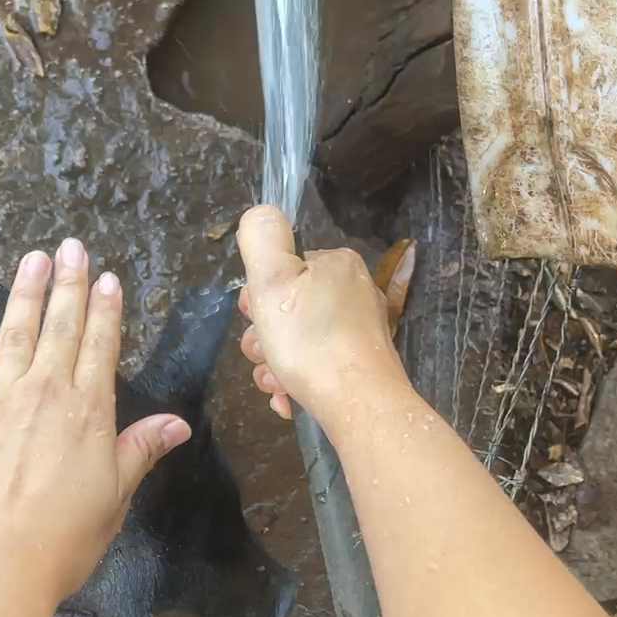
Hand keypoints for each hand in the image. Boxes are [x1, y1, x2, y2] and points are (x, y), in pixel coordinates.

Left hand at [0, 239, 192, 605]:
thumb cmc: (62, 539)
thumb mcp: (114, 497)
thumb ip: (141, 450)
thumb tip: (178, 422)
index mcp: (86, 411)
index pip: (100, 346)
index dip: (105, 310)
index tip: (108, 277)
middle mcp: (44, 393)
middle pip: (60, 328)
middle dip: (69, 285)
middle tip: (71, 246)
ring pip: (14, 335)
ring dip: (24, 295)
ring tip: (31, 259)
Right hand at [235, 206, 408, 432]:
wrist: (359, 404)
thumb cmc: (309, 339)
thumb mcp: (272, 278)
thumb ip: (262, 239)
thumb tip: (262, 212)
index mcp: (336, 264)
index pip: (282, 270)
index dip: (257, 296)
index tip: (255, 317)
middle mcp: (354, 292)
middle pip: (288, 308)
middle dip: (265, 336)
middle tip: (264, 353)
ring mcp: (361, 332)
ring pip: (299, 341)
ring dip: (275, 363)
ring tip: (276, 382)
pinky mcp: (361, 366)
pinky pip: (317, 366)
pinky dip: (296, 381)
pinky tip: (288, 398)